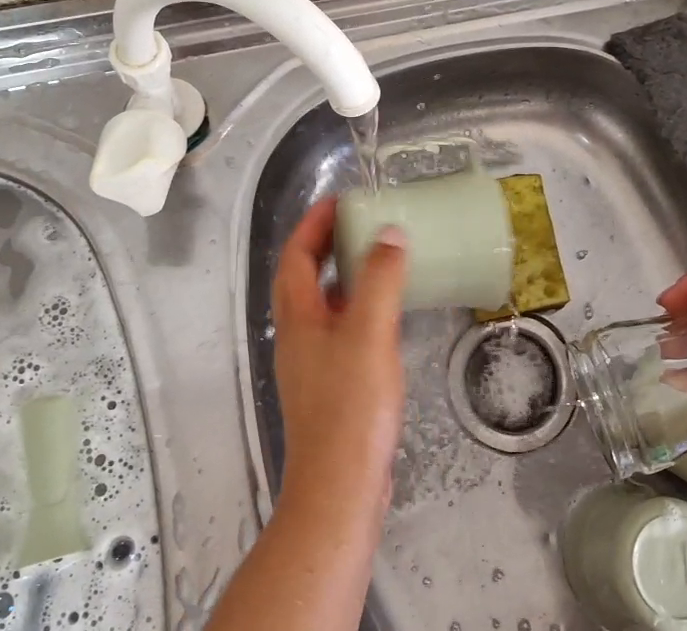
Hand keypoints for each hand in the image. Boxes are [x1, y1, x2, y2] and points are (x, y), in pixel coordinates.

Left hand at [271, 198, 407, 518]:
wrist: (341, 486)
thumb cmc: (350, 406)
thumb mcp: (369, 333)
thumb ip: (380, 279)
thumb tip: (390, 233)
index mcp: (297, 317)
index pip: (296, 255)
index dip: (314, 223)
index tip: (342, 199)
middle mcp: (297, 335)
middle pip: (305, 278)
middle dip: (328, 244)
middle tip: (364, 222)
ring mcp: (312, 363)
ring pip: (323, 305)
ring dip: (344, 276)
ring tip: (380, 259)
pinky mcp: (331, 387)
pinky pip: (341, 330)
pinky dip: (359, 308)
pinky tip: (387, 316)